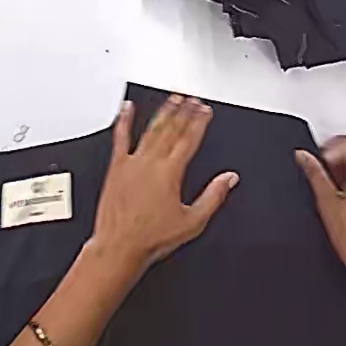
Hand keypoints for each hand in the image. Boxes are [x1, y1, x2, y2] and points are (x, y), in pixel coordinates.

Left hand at [90, 96, 238, 273]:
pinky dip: (124, 120)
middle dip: (184, 112)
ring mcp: (132, 162)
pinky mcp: (116, 167)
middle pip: (171, 130)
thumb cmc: (151, 238)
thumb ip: (213, 196)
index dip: (199, 122)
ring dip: (164, 112)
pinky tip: (127, 108)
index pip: (189, 139)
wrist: (119, 246)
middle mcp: (151, 162)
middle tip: (192, 99)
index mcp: (171, 173)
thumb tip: (229, 179)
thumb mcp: (192, 221)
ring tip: (172, 99)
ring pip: (151, 129)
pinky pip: (120, 137)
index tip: (205, 110)